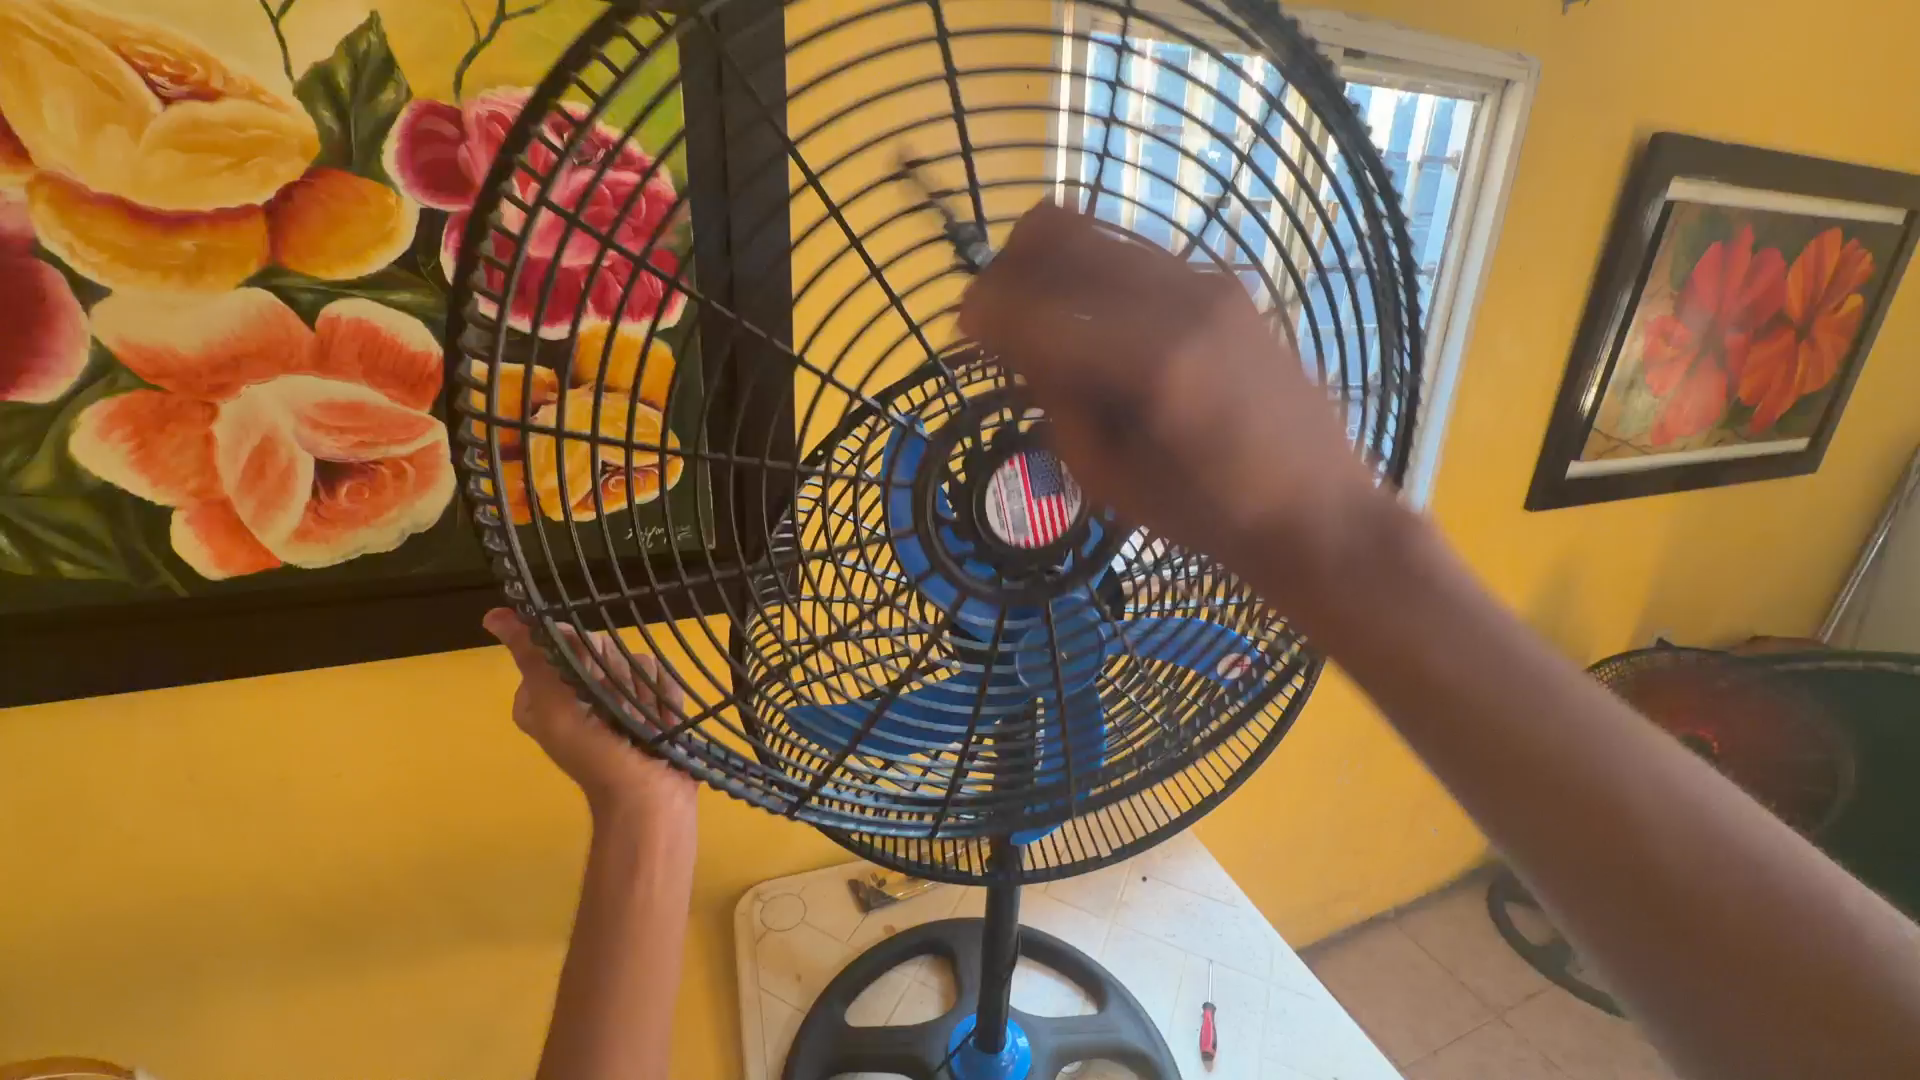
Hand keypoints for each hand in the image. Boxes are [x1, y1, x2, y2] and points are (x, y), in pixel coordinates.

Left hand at [484, 608, 697, 829]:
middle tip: (618, 707)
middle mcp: (578, 691)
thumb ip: (533, 660)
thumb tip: (494, 616)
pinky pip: (662, 677)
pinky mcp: (649, 702)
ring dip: (644, 691)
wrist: (649, 797)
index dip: (584, 654)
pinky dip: (663, 699)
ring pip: (637, 660)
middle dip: (618, 675)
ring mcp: (616, 697)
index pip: (564, 641)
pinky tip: (661, 722)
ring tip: (644, 723)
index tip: (594, 679)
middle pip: (604, 648)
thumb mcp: (555, 708)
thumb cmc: (598, 757)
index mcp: (544, 693)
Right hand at [957, 202, 1390, 608]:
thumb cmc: (1204, 515)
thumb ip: (1055, 398)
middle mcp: (1178, 298)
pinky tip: (1092, 326)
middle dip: (1006, 272)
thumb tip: (1013, 341)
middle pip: (1057, 235)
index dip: (983, 311)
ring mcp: (1206, 281)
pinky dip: (1090, 276)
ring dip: (1047, 267)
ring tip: (1038, 323)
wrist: (1314, 506)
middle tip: (994, 321)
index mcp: (1149, 362)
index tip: (962, 330)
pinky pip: (1131, 254)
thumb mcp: (1106, 477)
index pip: (1034, 305)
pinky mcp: (1222, 283)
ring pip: (1094, 232)